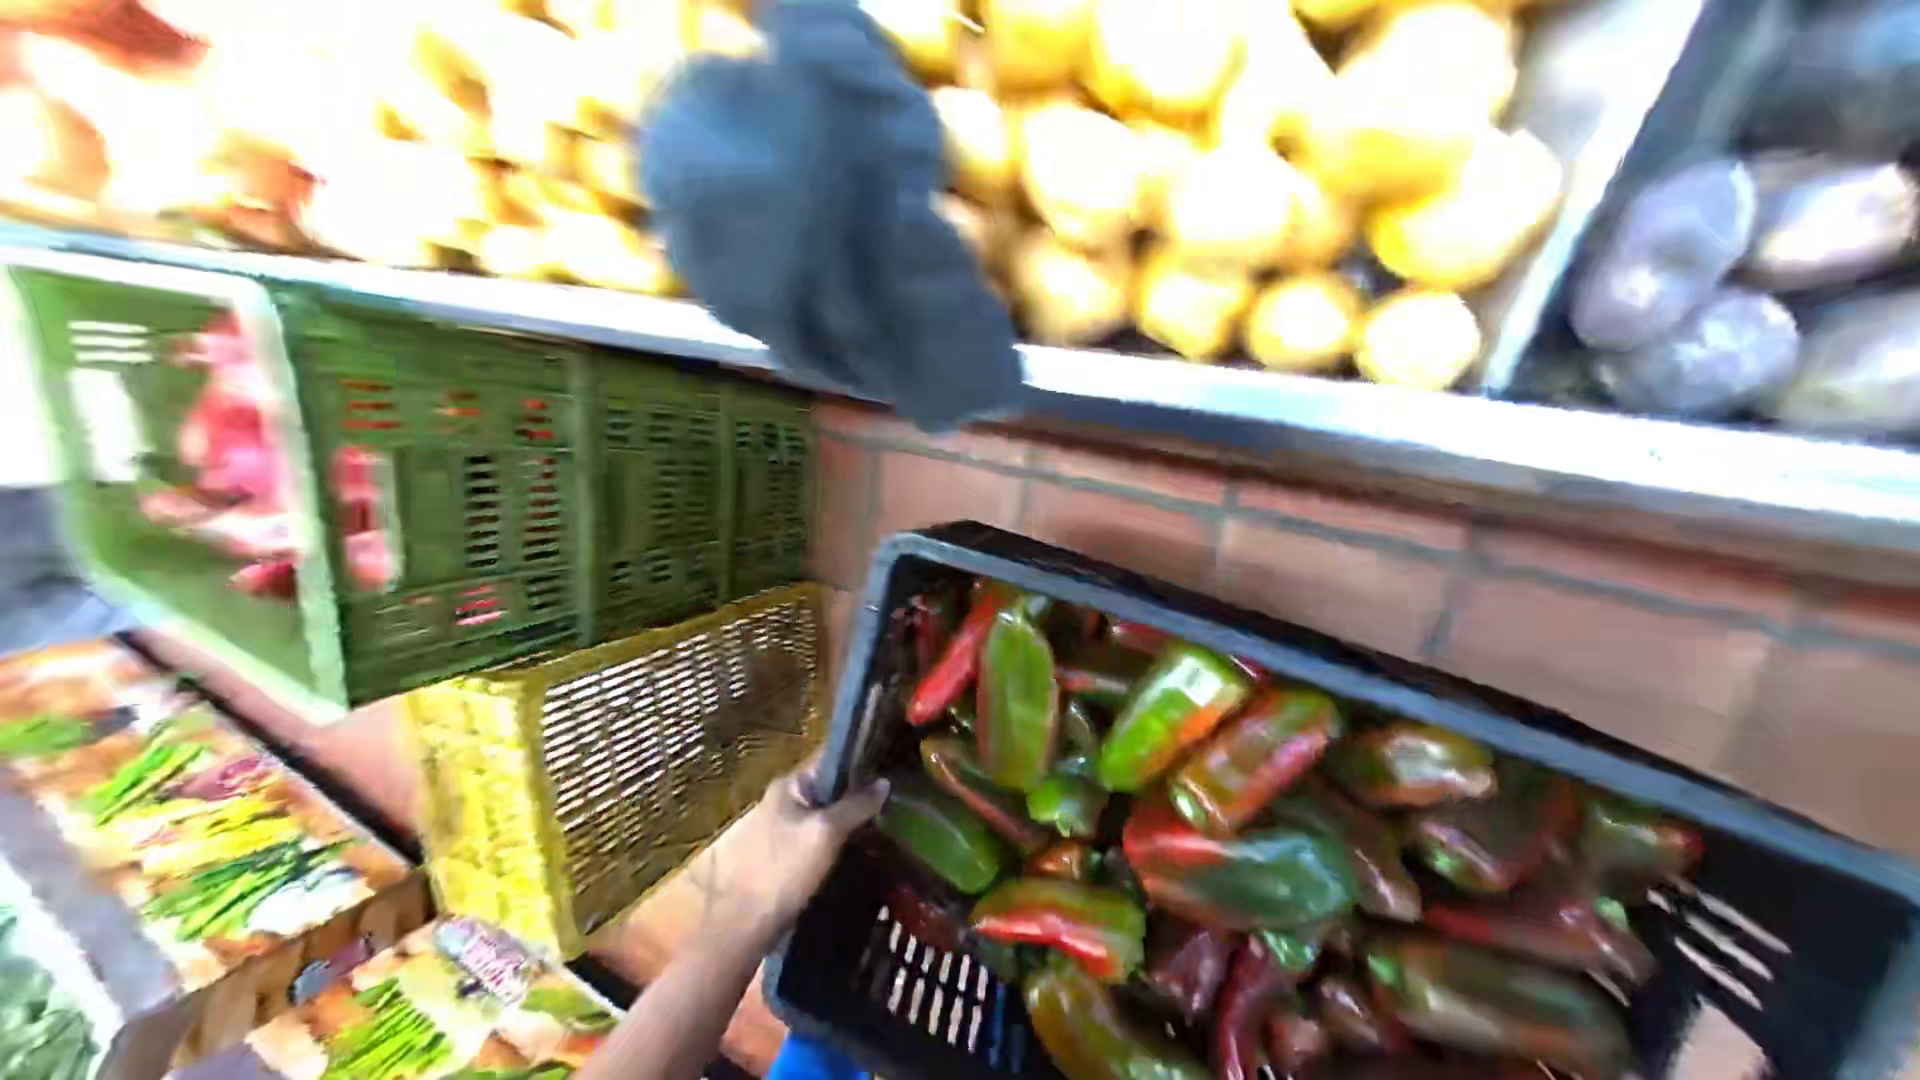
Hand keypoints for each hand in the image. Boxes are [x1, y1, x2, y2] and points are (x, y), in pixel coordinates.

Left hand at [696, 761, 890, 950]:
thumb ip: (856, 805)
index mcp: (789, 785)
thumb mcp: (826, 832)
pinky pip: (817, 839)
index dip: (859, 762)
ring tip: (882, 826)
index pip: (830, 760)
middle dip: (857, 795)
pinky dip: (836, 841)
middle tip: (892, 802)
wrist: (742, 926)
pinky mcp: (783, 857)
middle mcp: (783, 801)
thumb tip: (884, 782)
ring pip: (824, 816)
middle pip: (828, 789)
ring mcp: (781, 830)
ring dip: (848, 821)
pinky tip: (857, 849)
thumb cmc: (783, 869)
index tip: (889, 768)